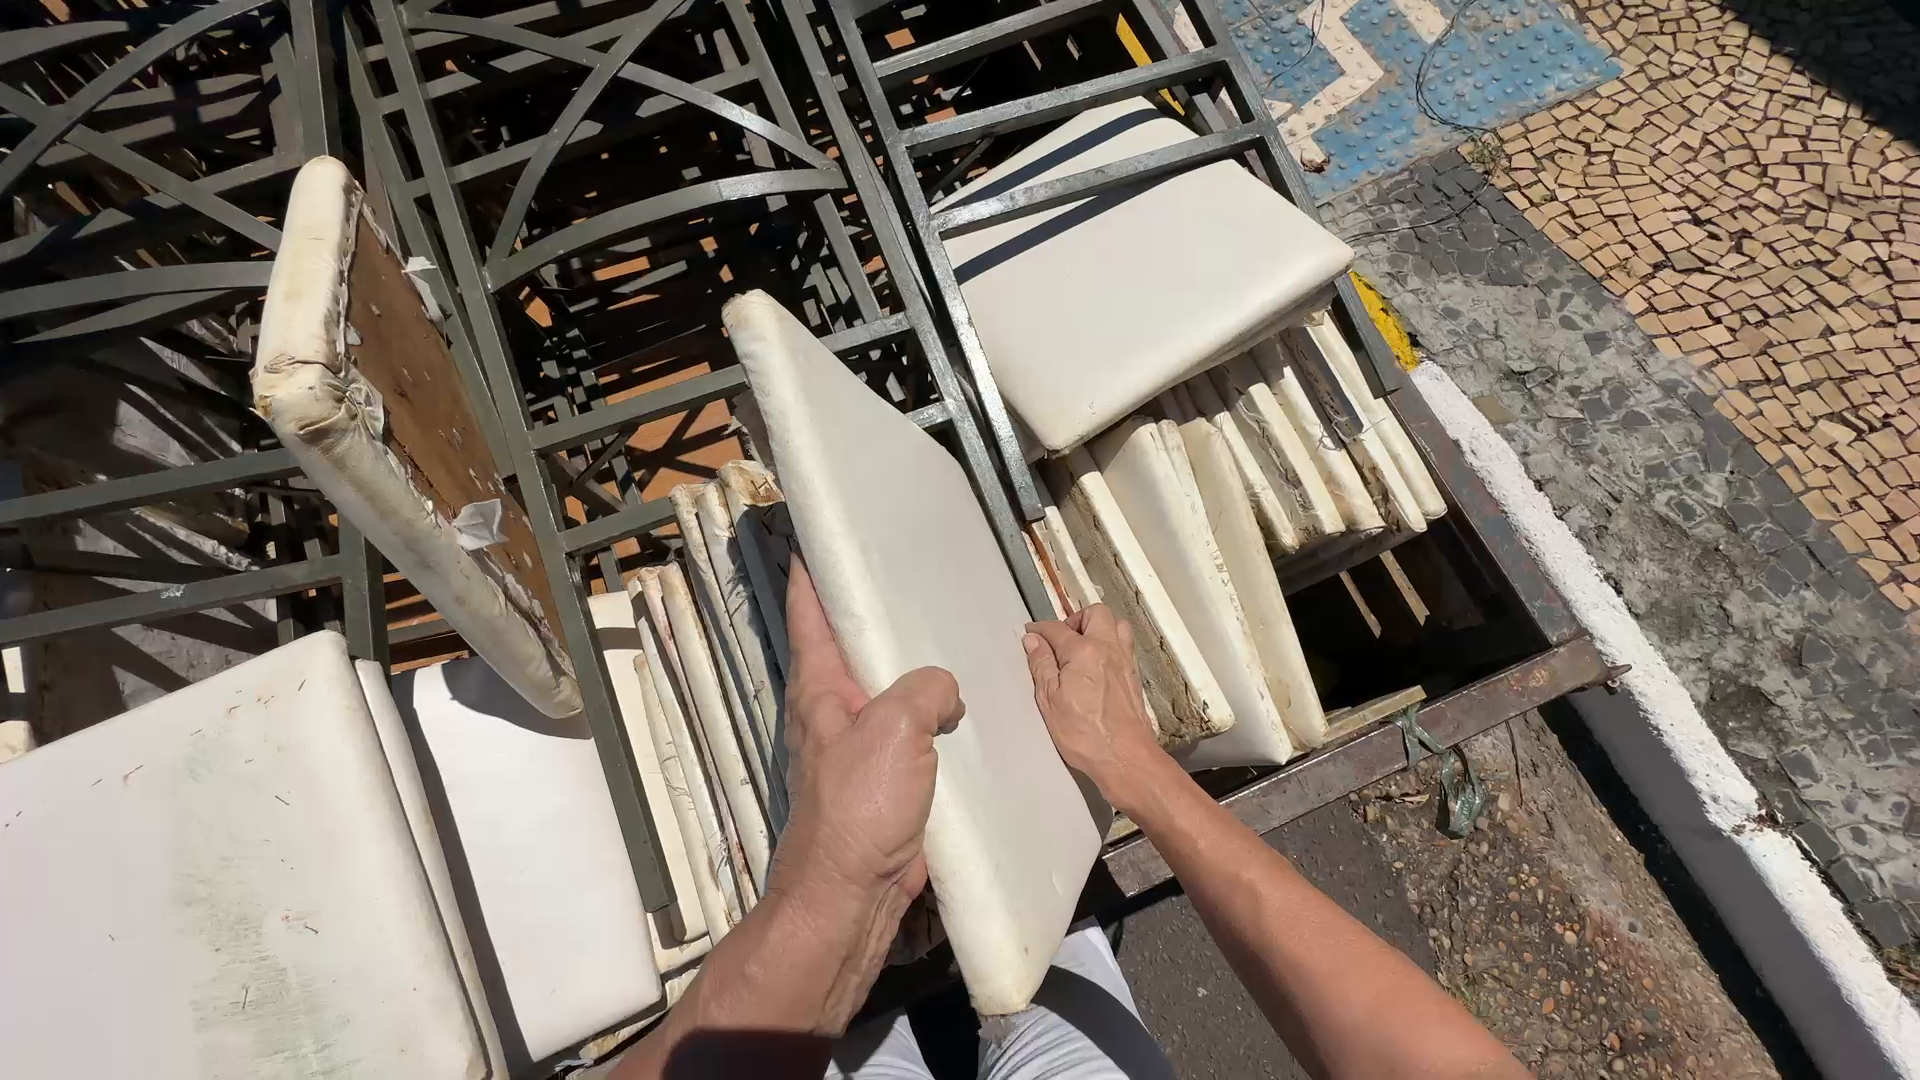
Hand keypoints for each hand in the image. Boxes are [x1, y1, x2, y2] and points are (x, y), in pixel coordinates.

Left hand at [762, 556, 962, 1025]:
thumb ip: (926, 689)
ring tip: (945, 626)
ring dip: (906, 657)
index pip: (810, 611)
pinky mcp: (884, 768)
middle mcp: (833, 704)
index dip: (812, 569)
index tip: (819, 530)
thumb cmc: (860, 803)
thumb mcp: (895, 728)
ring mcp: (858, 737)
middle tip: (910, 570)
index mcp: (820, 684)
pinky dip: (930, 703)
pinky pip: (909, 720)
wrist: (854, 890)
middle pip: (849, 640)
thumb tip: (945, 691)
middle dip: (872, 606)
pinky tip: (961, 697)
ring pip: (884, 681)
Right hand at [1023, 605, 1170, 814]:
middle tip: (1060, 639)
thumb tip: (1033, 641)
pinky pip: (1124, 645)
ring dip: (1098, 628)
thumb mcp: (1049, 700)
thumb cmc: (1085, 734)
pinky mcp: (1133, 676)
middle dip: (1075, 619)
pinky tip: (1097, 663)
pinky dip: (1110, 644)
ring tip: (1081, 646)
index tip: (1031, 635)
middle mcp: (1108, 649)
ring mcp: (1124, 661)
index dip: (1039, 630)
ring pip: (1116, 625)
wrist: (1124, 758)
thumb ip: (1041, 664)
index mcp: (1084, 651)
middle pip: (1095, 613)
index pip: (1056, 629)